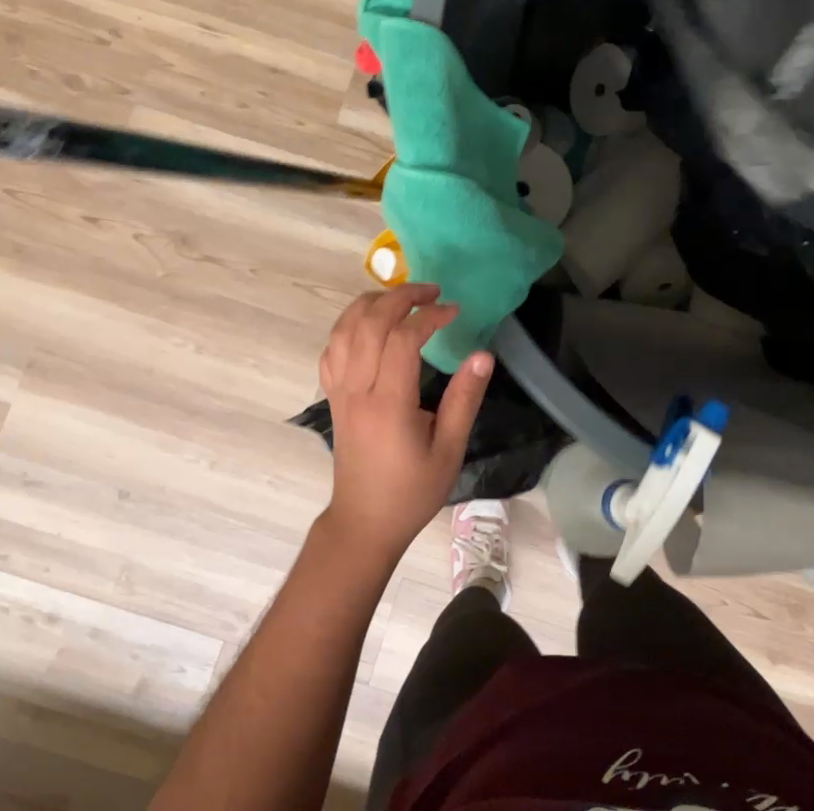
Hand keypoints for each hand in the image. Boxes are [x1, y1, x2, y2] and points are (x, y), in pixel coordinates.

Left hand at [318, 283, 493, 559]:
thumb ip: (465, 399)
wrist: (365, 522)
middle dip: (399, 296)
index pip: (402, 339)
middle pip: (368, 322)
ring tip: (401, 297)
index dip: (429, 315)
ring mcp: (340, 392)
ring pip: (343, 329)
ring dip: (370, 303)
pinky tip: (369, 324)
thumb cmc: (411, 492)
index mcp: (389, 403)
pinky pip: (331, 349)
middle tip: (431, 291)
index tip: (455, 311)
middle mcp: (358, 390)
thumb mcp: (449, 450)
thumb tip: (482, 355)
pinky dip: (348, 325)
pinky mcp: (333, 397)